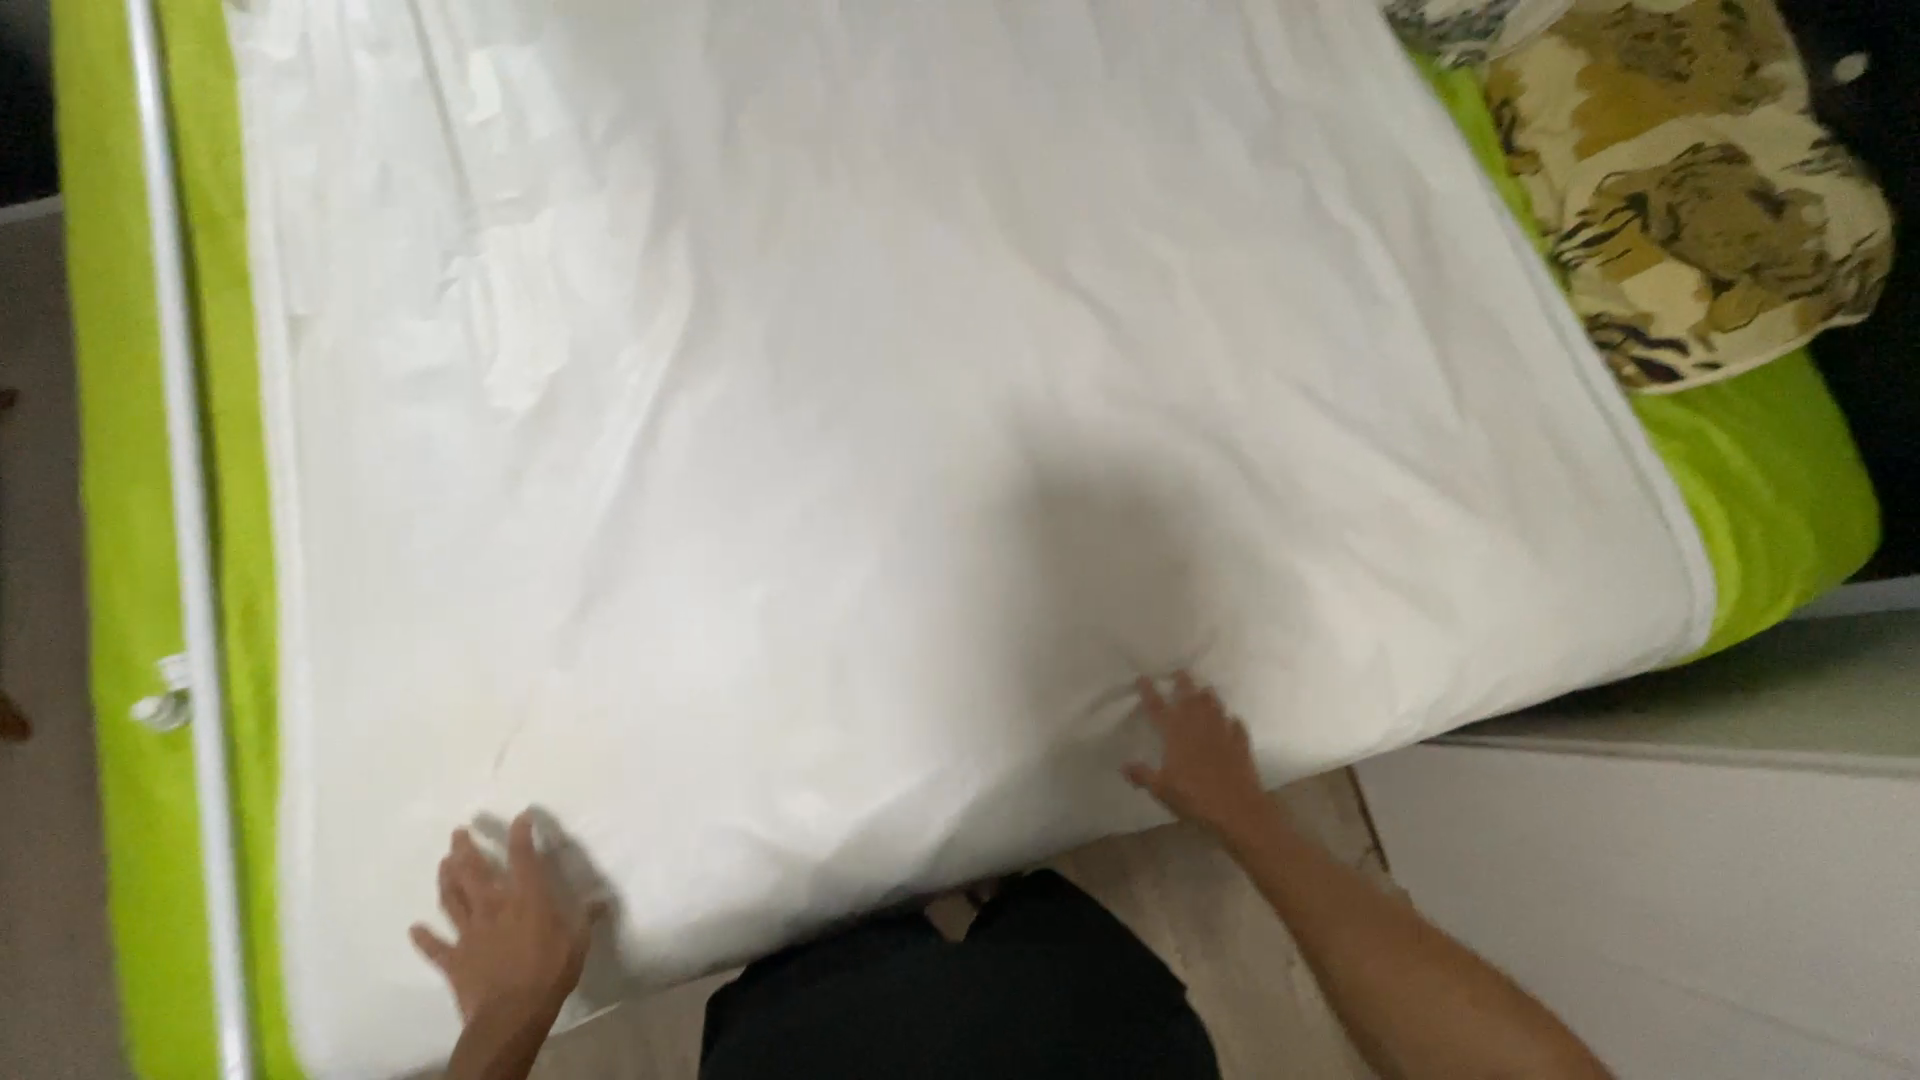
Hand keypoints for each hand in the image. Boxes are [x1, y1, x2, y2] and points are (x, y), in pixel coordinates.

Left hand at [410, 812, 604, 1026]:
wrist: (511, 1013)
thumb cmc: (551, 970)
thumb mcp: (579, 939)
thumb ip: (586, 916)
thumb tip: (601, 900)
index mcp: (527, 897)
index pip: (523, 856)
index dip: (521, 833)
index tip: (521, 817)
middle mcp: (494, 906)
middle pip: (474, 871)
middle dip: (465, 848)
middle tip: (458, 831)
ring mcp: (469, 932)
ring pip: (452, 899)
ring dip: (446, 879)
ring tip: (443, 862)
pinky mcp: (453, 959)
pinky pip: (435, 947)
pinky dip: (423, 937)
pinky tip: (414, 929)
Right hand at [1124, 672, 1274, 837]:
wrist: (1238, 811)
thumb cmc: (1194, 799)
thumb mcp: (1161, 790)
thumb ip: (1142, 775)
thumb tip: (1123, 765)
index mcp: (1175, 735)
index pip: (1158, 708)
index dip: (1149, 692)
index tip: (1143, 677)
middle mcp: (1199, 728)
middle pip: (1190, 699)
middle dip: (1184, 684)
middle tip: (1180, 672)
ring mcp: (1222, 734)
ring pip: (1215, 707)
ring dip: (1209, 696)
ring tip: (1205, 688)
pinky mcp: (1240, 745)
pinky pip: (1237, 727)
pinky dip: (1233, 721)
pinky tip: (1232, 720)